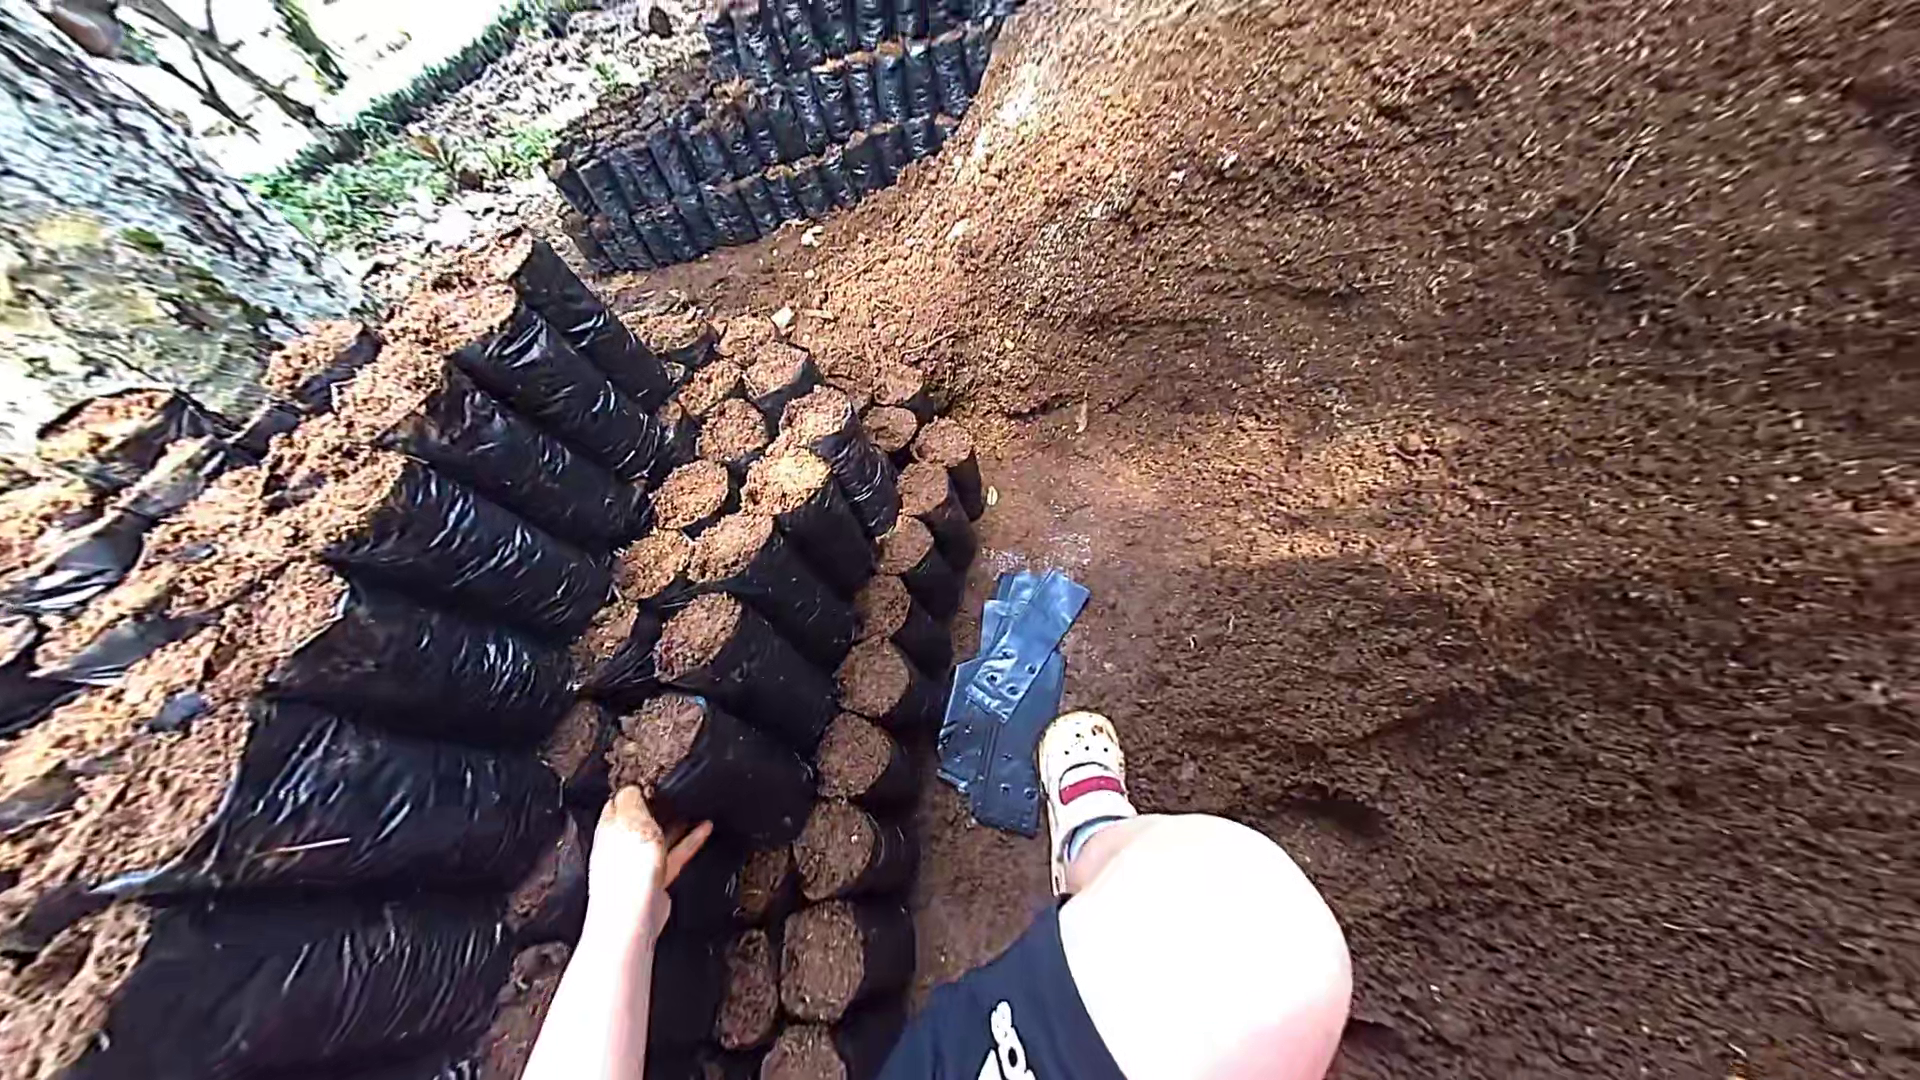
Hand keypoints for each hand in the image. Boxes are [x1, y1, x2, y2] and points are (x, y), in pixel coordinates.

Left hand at [586, 787, 712, 941]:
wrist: (633, 918)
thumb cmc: (626, 873)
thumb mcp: (631, 821)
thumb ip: (631, 800)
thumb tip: (630, 787)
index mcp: (609, 830)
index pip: (618, 803)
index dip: (634, 789)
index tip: (651, 778)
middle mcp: (620, 847)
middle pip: (640, 820)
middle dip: (657, 805)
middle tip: (675, 791)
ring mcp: (638, 864)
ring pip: (659, 836)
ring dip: (677, 821)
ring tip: (695, 807)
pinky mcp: (655, 878)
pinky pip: (675, 852)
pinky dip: (690, 839)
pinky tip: (704, 829)